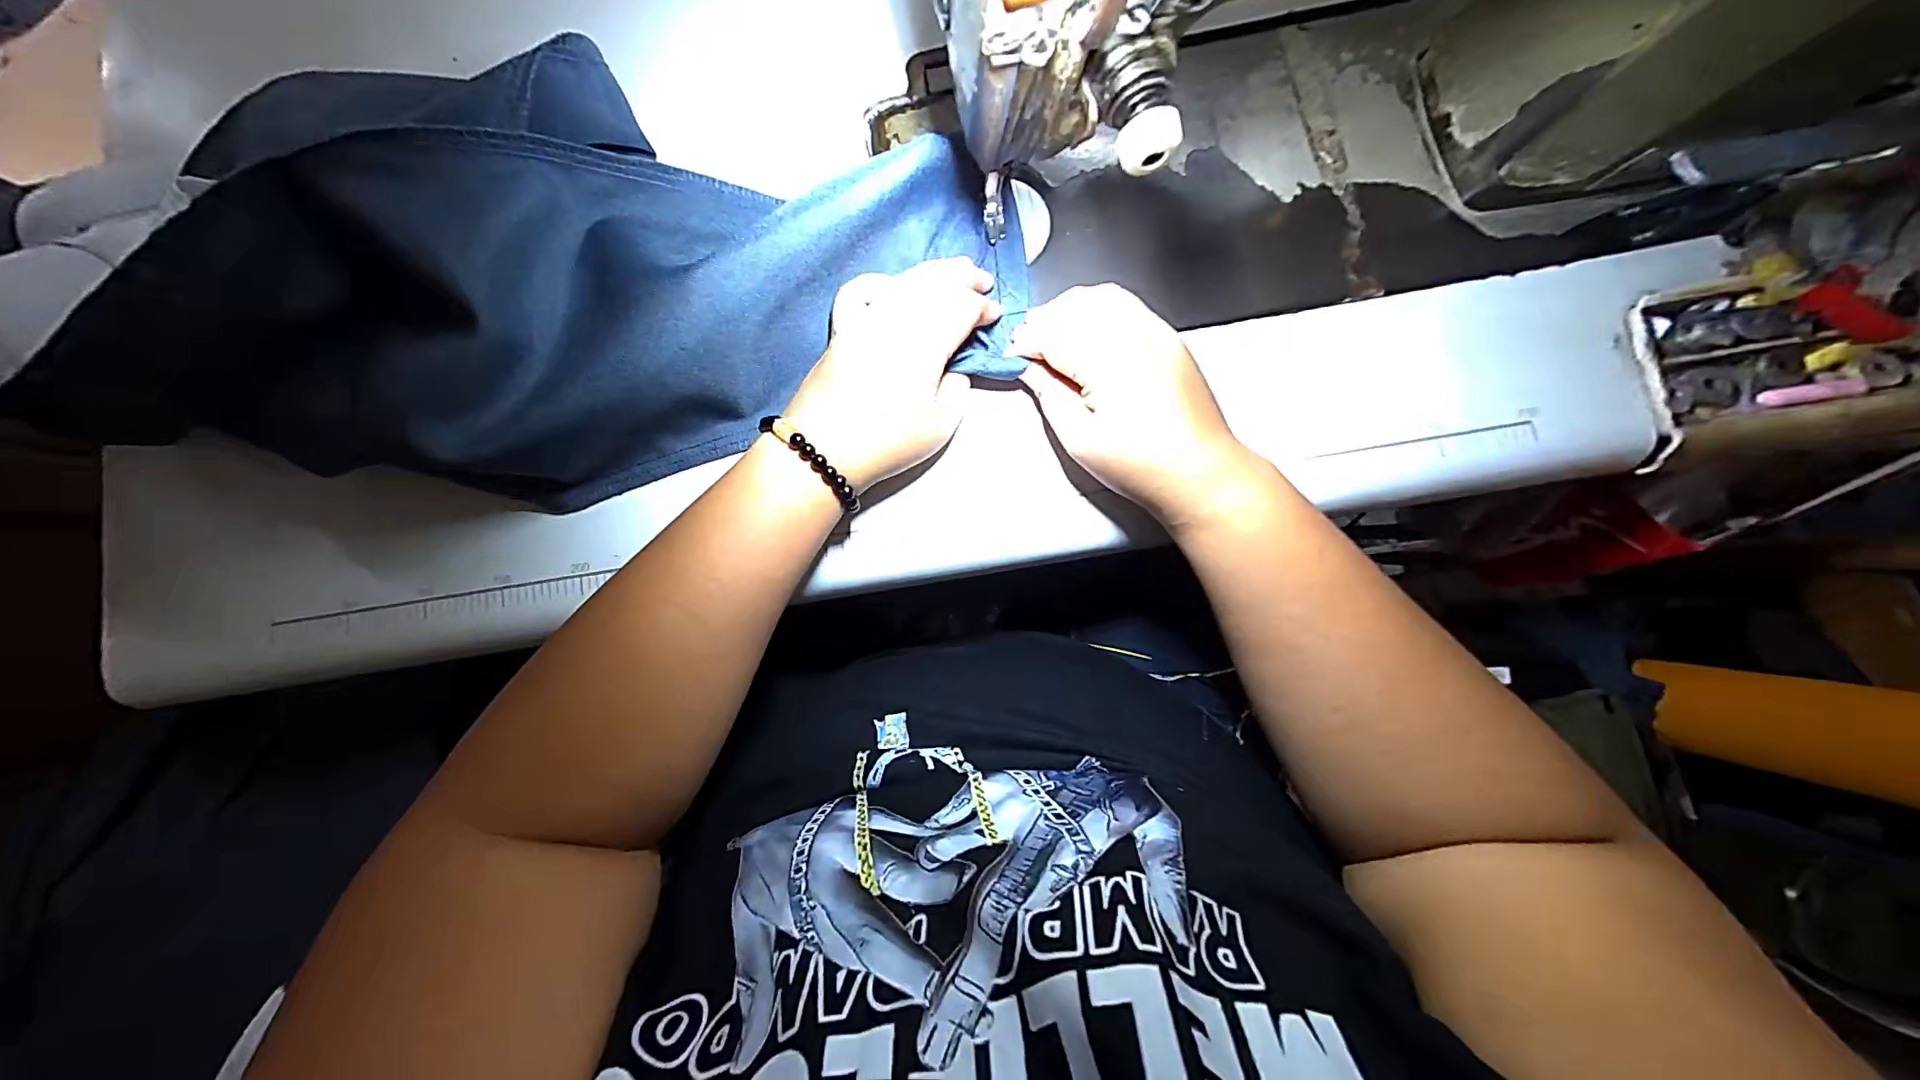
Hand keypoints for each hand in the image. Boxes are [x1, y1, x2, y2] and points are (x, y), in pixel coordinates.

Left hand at [780, 257, 999, 490]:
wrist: (823, 449)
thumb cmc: (886, 442)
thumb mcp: (941, 424)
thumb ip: (957, 387)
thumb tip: (955, 367)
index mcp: (925, 342)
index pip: (962, 307)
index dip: (982, 307)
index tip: (994, 315)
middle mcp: (896, 319)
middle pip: (935, 283)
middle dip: (963, 278)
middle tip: (982, 280)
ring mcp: (865, 319)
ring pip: (904, 280)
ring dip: (933, 272)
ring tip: (952, 270)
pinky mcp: (842, 328)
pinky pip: (861, 289)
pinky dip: (882, 281)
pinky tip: (895, 285)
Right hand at [1015, 284, 1261, 529]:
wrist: (1201, 472)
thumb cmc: (1146, 466)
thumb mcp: (1080, 440)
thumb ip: (1050, 396)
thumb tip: (1029, 369)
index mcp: (1110, 364)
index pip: (1054, 333)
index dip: (1026, 342)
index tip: (1012, 354)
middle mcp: (1135, 339)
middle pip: (1075, 308)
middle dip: (1044, 321)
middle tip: (1027, 347)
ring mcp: (1156, 334)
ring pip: (1101, 297)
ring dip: (1070, 310)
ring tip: (1053, 335)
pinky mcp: (1168, 338)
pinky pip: (1127, 304)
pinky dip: (1099, 308)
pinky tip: (1087, 330)